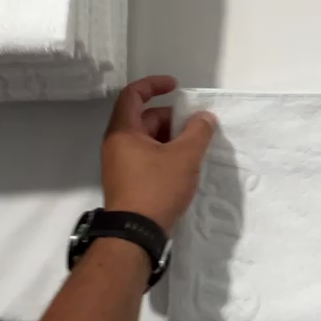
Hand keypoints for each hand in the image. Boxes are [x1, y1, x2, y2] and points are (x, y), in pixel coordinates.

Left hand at [101, 75, 217, 232]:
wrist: (135, 235)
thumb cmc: (157, 189)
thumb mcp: (185, 156)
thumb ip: (198, 131)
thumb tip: (205, 117)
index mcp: (123, 131)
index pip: (133, 95)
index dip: (154, 85)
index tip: (176, 86)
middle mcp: (116, 144)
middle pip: (143, 118)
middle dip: (171, 118)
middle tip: (194, 127)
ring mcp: (119, 165)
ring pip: (146, 139)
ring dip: (170, 138)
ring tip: (193, 149)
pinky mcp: (126, 182)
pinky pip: (145, 157)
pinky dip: (164, 154)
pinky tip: (182, 167)